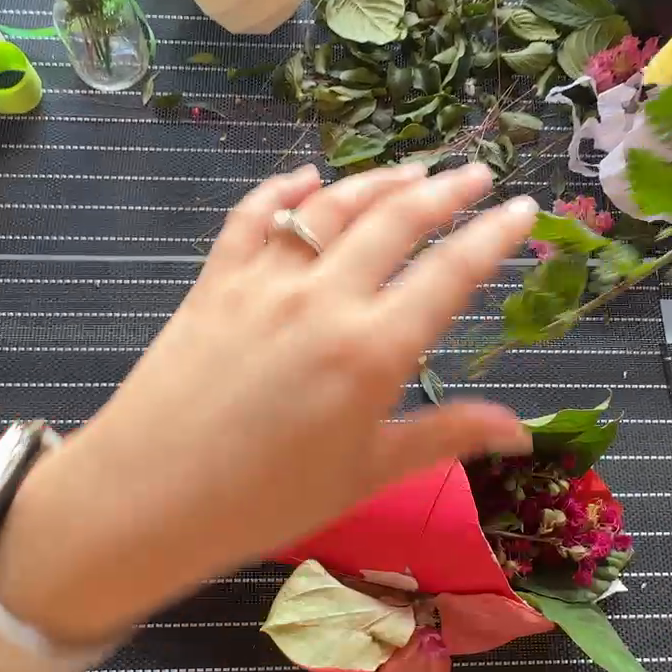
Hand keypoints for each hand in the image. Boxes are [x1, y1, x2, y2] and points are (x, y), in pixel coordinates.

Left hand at [0, 163, 539, 643]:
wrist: (146, 499)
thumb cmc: (266, 501)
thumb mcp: (368, 473)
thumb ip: (447, 436)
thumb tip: (522, 433)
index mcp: (372, 349)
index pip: (451, 273)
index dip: (494, 234)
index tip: (524, 207)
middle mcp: (323, 297)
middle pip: (396, 221)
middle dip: (445, 190)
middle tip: (476, 173)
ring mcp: (264, 281)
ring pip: (330, 207)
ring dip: (377, 180)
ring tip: (411, 170)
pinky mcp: (215, 280)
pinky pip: (253, 217)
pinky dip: (283, 190)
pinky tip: (307, 178)